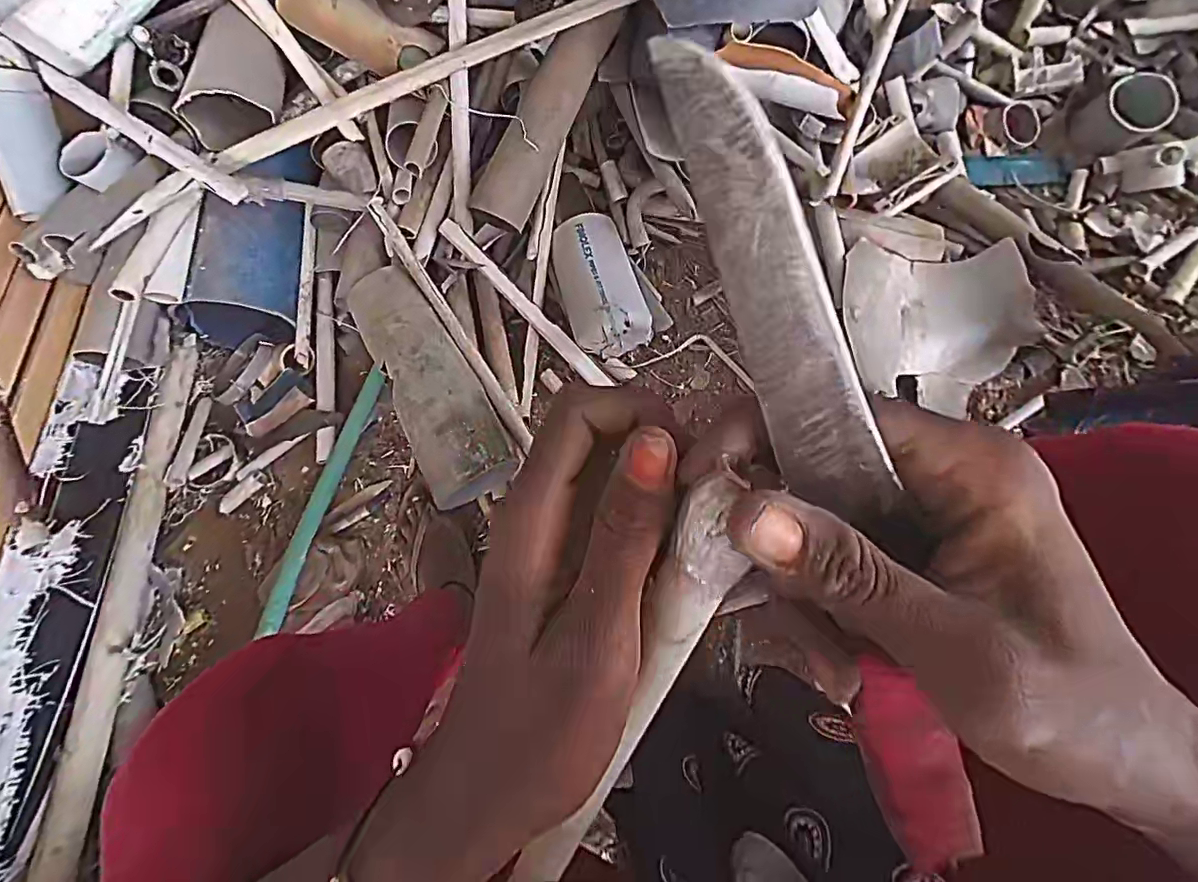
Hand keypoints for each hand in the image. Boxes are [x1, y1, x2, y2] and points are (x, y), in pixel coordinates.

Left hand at [350, 386, 682, 880]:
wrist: (490, 786)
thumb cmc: (540, 731)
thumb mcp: (595, 638)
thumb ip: (623, 536)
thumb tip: (656, 442)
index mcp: (529, 516)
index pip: (576, 412)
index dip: (638, 412)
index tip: (691, 457)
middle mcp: (534, 508)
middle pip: (594, 428)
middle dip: (657, 440)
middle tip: (707, 494)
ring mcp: (550, 531)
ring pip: (609, 464)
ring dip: (662, 478)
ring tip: (704, 526)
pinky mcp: (568, 555)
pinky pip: (614, 505)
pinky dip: (654, 512)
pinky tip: (683, 553)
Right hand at [685, 397, 1197, 817]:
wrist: (1136, 769)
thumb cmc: (1074, 710)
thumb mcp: (958, 651)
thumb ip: (851, 576)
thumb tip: (742, 512)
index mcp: (967, 462)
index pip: (833, 410)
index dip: (757, 434)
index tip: (703, 487)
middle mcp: (935, 466)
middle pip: (807, 461)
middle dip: (772, 533)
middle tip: (753, 595)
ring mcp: (914, 504)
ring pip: (806, 511)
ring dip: (795, 583)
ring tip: (827, 660)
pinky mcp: (900, 541)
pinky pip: (824, 548)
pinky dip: (812, 598)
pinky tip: (836, 657)